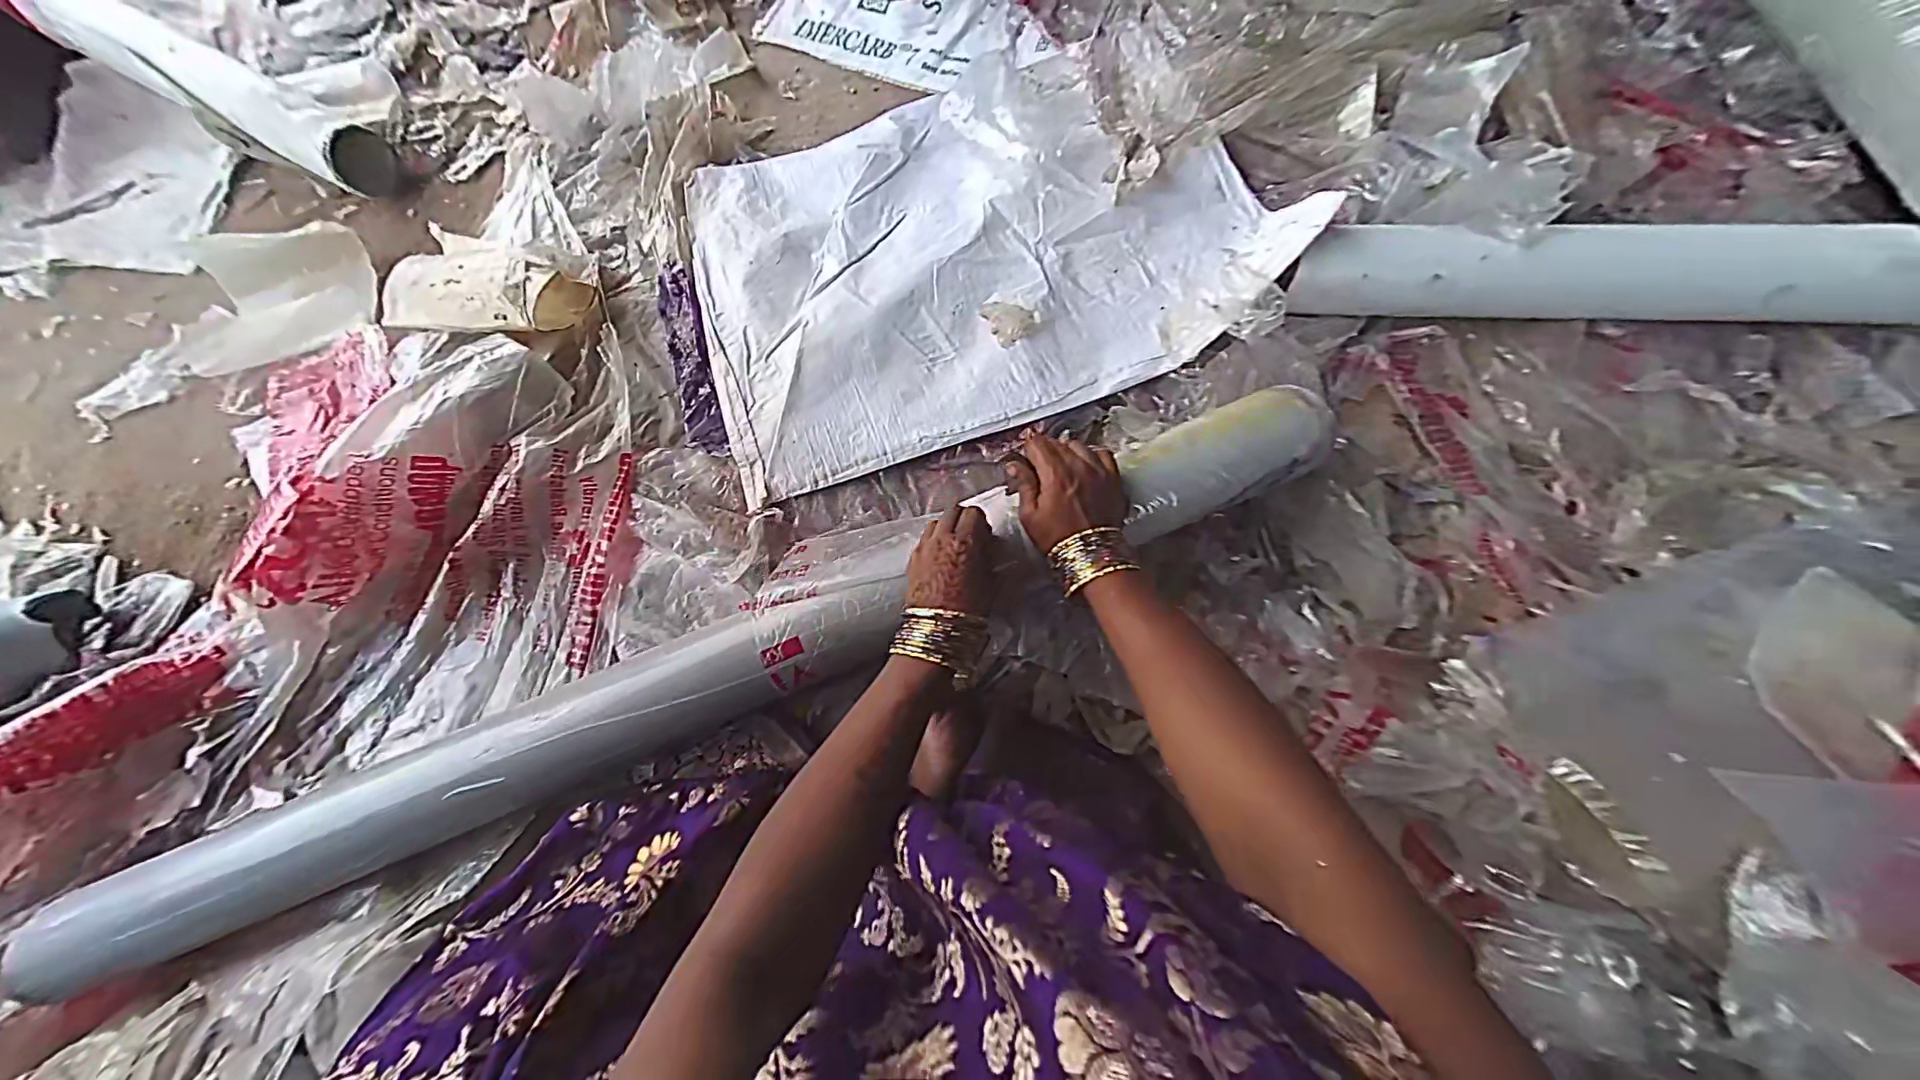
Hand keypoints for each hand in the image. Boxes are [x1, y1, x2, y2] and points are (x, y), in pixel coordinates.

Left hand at [905, 505, 993, 615]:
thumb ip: (989, 557)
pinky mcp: (913, 557)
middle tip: (970, 533)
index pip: (974, 512)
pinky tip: (940, 556)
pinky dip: (934, 540)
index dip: (981, 521)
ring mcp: (925, 546)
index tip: (985, 532)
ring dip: (947, 527)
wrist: (937, 627)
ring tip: (953, 544)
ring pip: (937, 522)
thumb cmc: (968, 609)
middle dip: (963, 518)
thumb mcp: (990, 581)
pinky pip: (925, 538)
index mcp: (966, 541)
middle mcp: (942, 538)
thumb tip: (989, 547)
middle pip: (953, 510)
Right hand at [1002, 432, 1128, 552]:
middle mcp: (1078, 467)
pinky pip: (1102, 453)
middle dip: (1045, 448)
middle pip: (1057, 442)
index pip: (1037, 444)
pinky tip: (1085, 463)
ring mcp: (1098, 471)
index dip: (1028, 445)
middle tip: (1038, 461)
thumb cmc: (1059, 538)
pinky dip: (1091, 454)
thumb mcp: (1030, 515)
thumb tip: (1015, 465)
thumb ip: (1024, 485)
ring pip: (1078, 445)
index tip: (1025, 450)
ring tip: (1061, 463)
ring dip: (1066, 450)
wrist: (1091, 554)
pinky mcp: (1113, 478)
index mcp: (1054, 475)